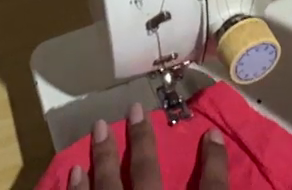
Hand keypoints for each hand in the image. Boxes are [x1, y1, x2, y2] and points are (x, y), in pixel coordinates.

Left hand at [68, 103, 229, 189]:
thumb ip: (210, 188)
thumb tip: (218, 148)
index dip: (217, 164)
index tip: (214, 135)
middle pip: (147, 176)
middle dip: (142, 142)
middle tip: (135, 109)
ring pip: (108, 187)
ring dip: (104, 157)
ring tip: (99, 128)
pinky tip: (74, 172)